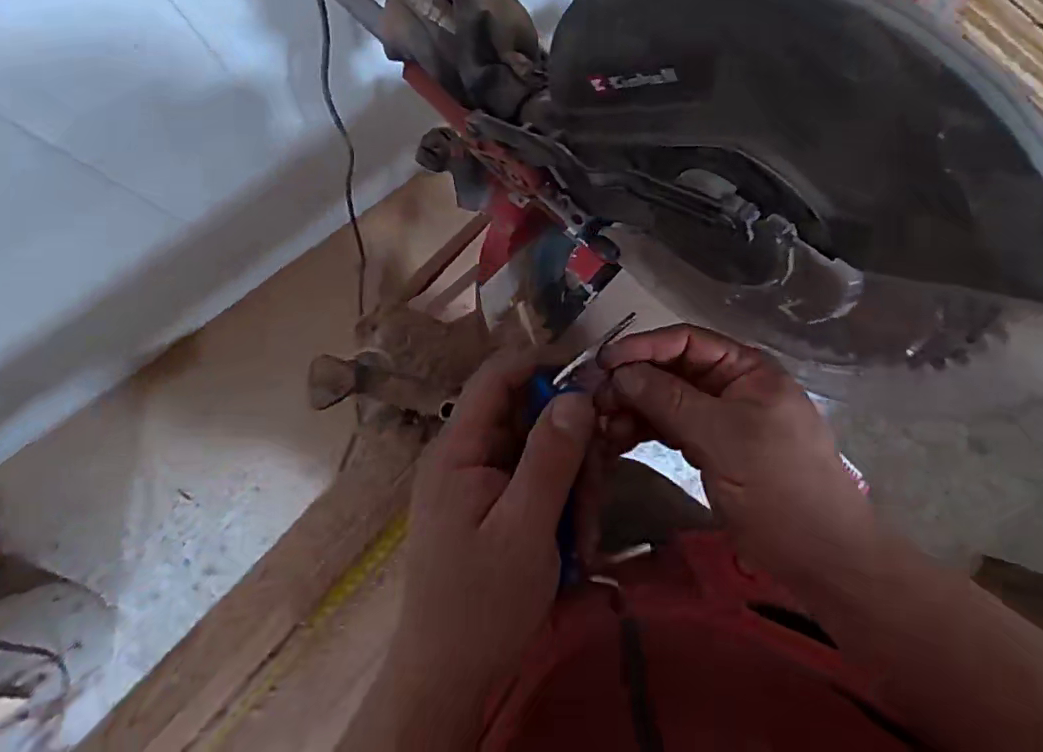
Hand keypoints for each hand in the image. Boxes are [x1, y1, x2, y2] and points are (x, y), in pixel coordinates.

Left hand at [385, 348, 595, 707]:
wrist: (448, 676)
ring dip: (571, 485)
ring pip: (538, 451)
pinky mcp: (493, 506)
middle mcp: (466, 454)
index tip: (593, 383)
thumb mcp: (525, 528)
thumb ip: (550, 457)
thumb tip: (575, 394)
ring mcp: (479, 481)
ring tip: (583, 538)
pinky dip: (560, 504)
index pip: (497, 376)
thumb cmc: (481, 603)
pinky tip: (574, 545)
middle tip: (594, 492)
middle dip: (569, 447)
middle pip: (527, 416)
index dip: (543, 365)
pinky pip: (534, 482)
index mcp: (458, 448)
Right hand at [596, 324, 874, 582]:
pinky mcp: (711, 448)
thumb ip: (669, 400)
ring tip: (602, 425)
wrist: (823, 560)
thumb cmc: (780, 488)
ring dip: (633, 408)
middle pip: (671, 369)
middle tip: (596, 402)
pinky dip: (643, 430)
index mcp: (746, 369)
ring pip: (665, 400)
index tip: (603, 363)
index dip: (642, 347)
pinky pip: (669, 427)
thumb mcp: (723, 437)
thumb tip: (619, 373)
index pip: (685, 341)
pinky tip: (617, 439)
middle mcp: (731, 386)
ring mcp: (720, 418)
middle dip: (633, 382)